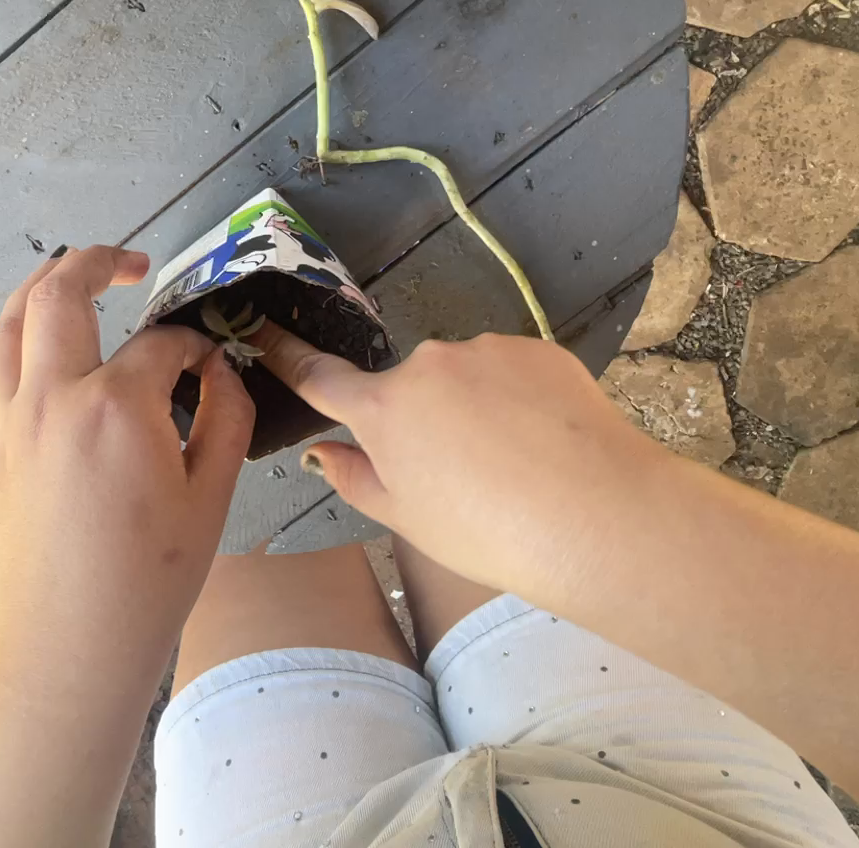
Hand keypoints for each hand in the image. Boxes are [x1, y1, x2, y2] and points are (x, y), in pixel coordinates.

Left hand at [0, 246, 255, 650]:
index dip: (194, 349)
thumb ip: (226, 415)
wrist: (74, 649)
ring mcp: (11, 426)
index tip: (212, 369)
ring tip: (63, 271)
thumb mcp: (212, 492)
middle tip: (134, 263)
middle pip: (62, 297)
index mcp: (116, 403)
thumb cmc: (154, 575)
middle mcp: (53, 396)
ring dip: (34, 289)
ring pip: (7, 330)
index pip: (162, 346)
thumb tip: (219, 370)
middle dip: (99, 263)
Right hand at [253, 324, 676, 600]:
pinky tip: (546, 436)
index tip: (261, 328)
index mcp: (386, 409)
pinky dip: (517, 397)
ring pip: (463, 376)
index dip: (286, 354)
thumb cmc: (485, 531)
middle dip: (422, 416)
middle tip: (462, 468)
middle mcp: (427, 363)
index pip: (321, 377)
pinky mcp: (536, 346)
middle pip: (409, 387)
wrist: (597, 515)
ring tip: (516, 457)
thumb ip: (355, 477)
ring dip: (474, 405)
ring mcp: (484, 349)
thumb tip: (323, 451)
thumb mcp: (406, 519)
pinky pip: (509, 369)